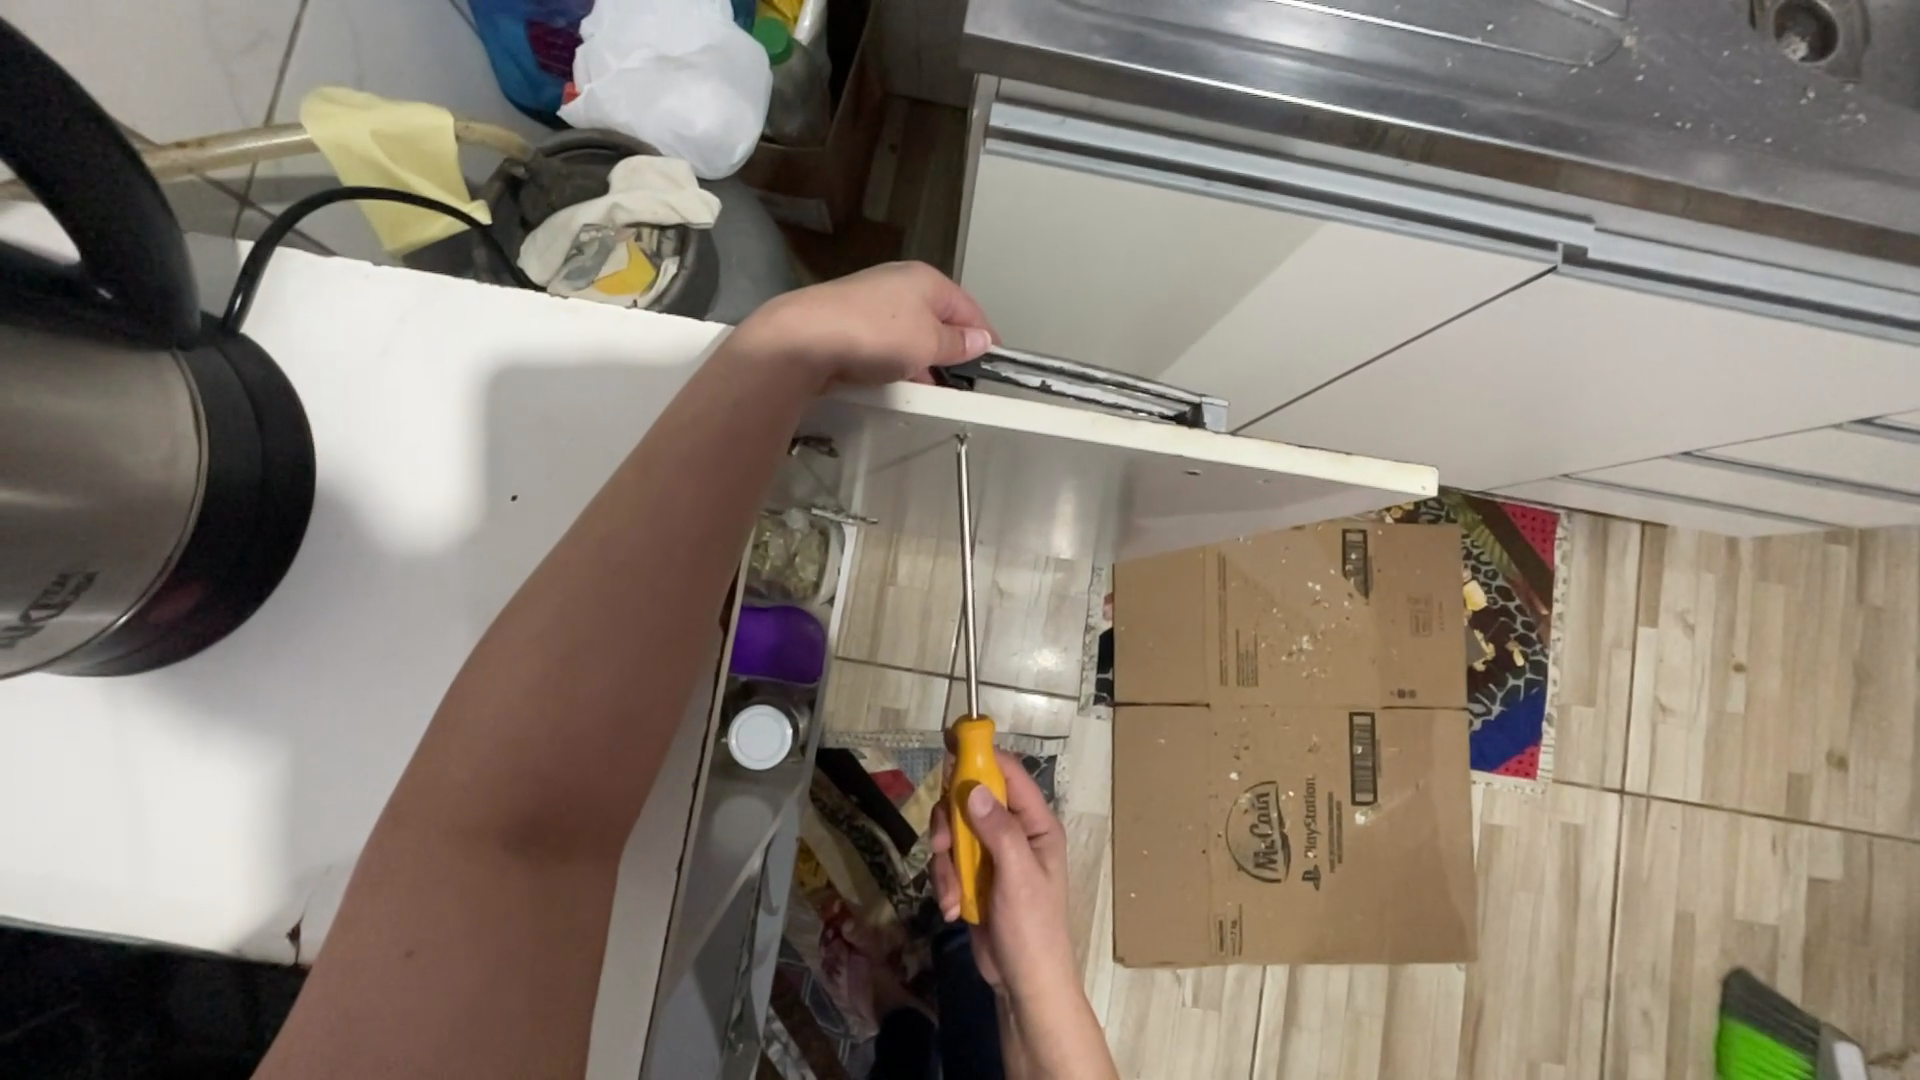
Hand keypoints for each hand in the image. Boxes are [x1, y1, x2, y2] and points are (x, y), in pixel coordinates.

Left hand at [727, 262, 997, 387]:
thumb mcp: (929, 343)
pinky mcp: (850, 326)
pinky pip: (886, 347)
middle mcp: (900, 285)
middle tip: (961, 384)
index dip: (983, 336)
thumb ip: (958, 344)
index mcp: (927, 280)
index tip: (994, 364)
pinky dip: (897, 365)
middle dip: (951, 353)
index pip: (968, 308)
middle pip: (939, 322)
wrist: (806, 339)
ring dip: (923, 363)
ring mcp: (872, 304)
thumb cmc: (876, 334)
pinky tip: (897, 384)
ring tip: (930, 390)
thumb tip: (981, 339)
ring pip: (911, 338)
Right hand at [930, 751, 1077, 1001]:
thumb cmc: (1032, 928)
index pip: (1008, 773)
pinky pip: (947, 860)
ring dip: (945, 861)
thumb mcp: (1018, 877)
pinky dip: (944, 882)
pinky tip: (954, 908)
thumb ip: (997, 830)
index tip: (950, 742)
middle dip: (951, 821)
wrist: (1024, 984)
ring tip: (952, 893)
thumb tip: (973, 786)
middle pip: (970, 797)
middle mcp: (1013, 830)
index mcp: (1036, 823)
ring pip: (953, 829)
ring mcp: (991, 852)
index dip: (980, 754)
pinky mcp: (974, 874)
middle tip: (943, 844)